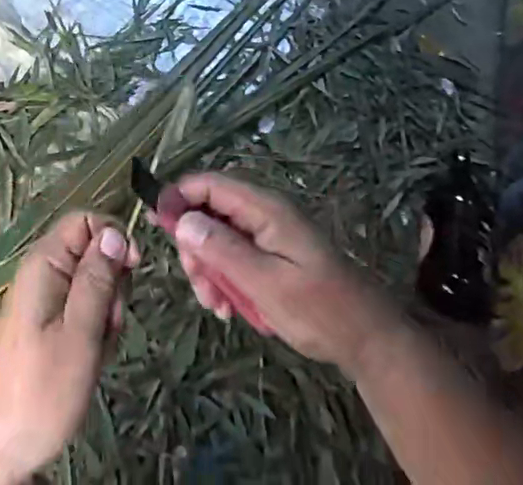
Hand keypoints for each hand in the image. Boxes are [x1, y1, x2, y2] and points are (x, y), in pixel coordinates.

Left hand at [0, 213, 139, 483]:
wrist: (2, 446)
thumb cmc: (42, 391)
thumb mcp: (80, 333)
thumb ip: (98, 279)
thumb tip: (115, 231)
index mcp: (44, 263)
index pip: (85, 220)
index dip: (113, 237)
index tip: (132, 269)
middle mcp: (42, 272)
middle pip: (94, 252)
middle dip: (112, 284)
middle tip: (106, 324)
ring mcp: (44, 298)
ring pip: (94, 283)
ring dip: (106, 313)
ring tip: (96, 348)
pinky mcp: (48, 322)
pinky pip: (84, 309)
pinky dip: (95, 330)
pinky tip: (89, 358)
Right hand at [157, 173, 400, 371]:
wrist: (367, 338)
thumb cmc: (318, 308)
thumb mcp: (265, 282)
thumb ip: (222, 249)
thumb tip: (182, 220)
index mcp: (265, 208)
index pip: (210, 184)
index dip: (179, 197)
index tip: (155, 223)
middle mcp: (263, 213)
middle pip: (209, 212)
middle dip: (195, 246)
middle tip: (198, 285)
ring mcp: (268, 234)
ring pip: (218, 238)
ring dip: (209, 270)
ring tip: (217, 306)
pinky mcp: (271, 255)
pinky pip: (234, 257)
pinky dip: (225, 279)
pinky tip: (229, 308)